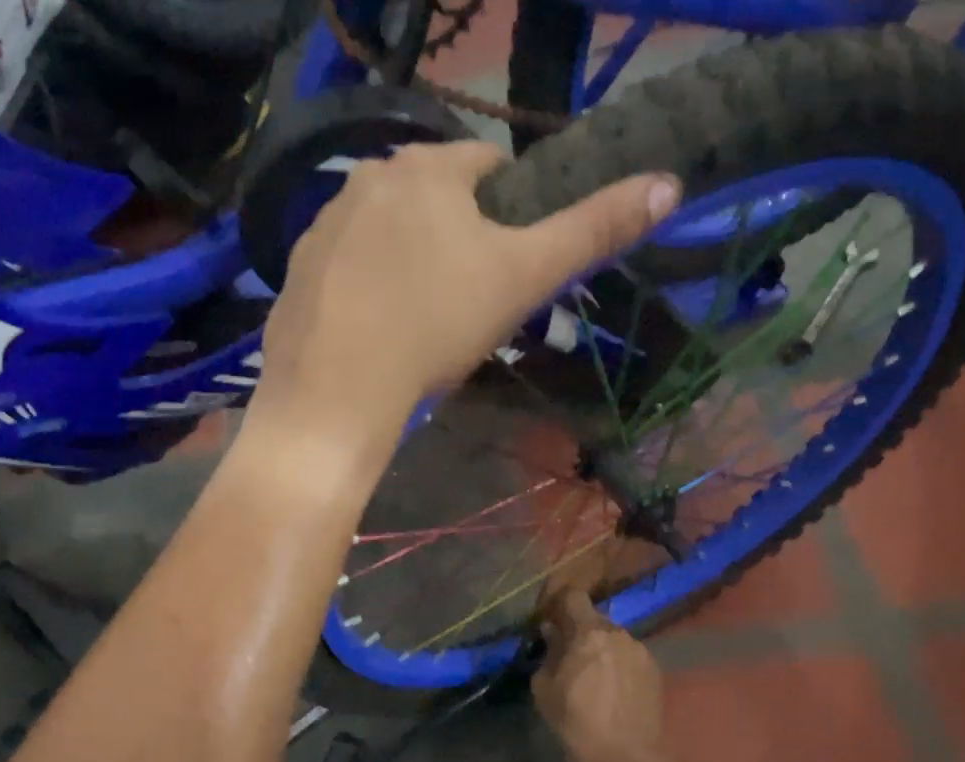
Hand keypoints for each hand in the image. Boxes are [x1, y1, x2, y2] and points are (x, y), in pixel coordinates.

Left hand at [251, 141, 678, 452]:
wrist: (334, 394)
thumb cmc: (436, 325)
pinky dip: (367, 287)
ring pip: (388, 230)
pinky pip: (347, 266)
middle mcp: (367, 178)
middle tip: (471, 300)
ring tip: (424, 322)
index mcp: (427, 168)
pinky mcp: (296, 270)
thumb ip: (594, 230)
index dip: (512, 210)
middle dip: (458, 237)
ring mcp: (322, 223)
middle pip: (434, 197)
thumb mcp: (525, 277)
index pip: (488, 165)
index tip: (513, 263)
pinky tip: (376, 332)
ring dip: (411, 260)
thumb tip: (668, 183)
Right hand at [532, 588, 664, 761]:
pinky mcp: (655, 671)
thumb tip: (551, 633)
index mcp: (589, 633)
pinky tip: (613, 691)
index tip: (550, 622)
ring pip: (614, 640)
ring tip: (593, 677)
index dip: (560, 606)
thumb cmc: (577, 721)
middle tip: (568, 655)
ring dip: (602, 650)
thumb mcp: (545, 689)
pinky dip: (619, 665)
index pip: (574, 597)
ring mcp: (642, 652)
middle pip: (595, 620)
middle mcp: (620, 634)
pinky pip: (630, 657)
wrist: (626, 757)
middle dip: (581, 633)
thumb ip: (548, 653)